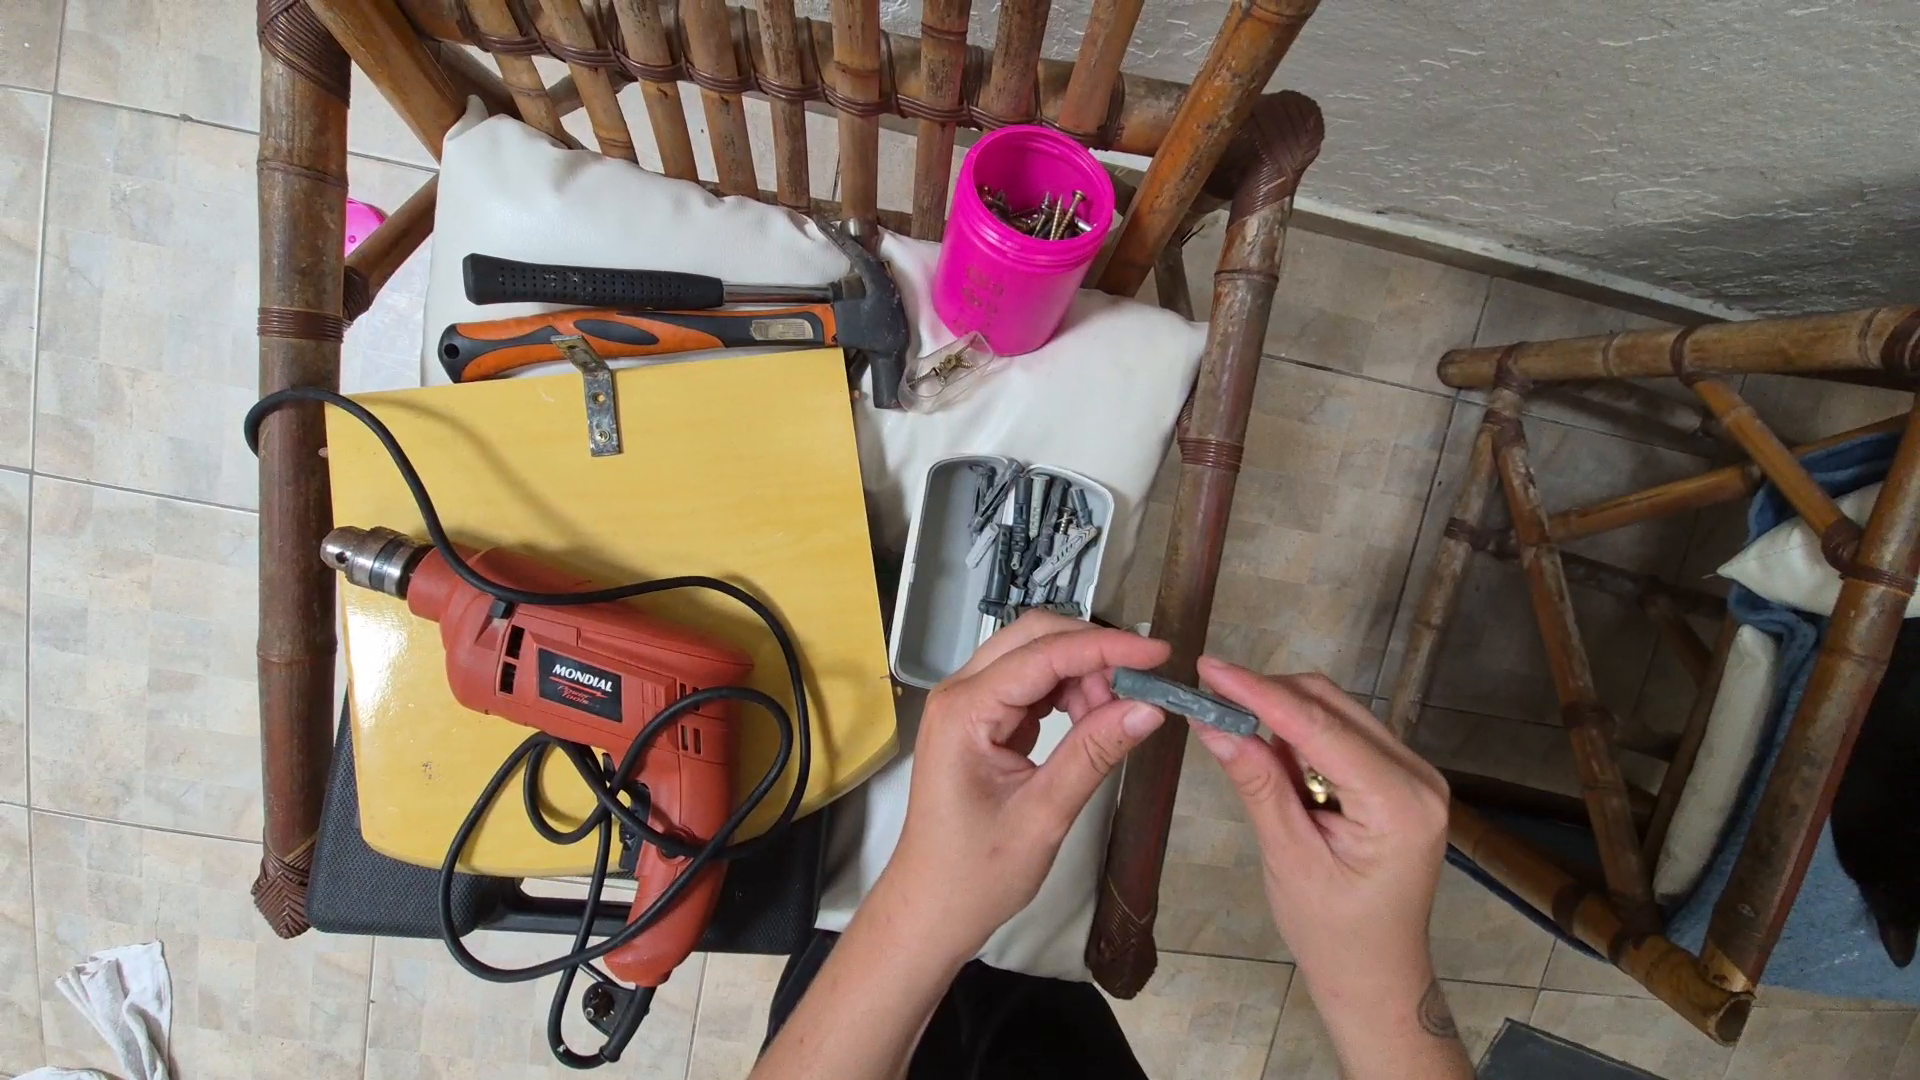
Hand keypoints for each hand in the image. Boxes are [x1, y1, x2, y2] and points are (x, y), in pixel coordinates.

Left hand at [878, 613, 1171, 962]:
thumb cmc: (977, 874)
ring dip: (1082, 673)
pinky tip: (1093, 718)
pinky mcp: (982, 718)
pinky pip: (1030, 683)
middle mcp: (960, 691)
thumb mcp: (1044, 816)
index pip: (1043, 655)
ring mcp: (968, 701)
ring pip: (1034, 656)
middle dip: (1092, 652)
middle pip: (1033, 638)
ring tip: (1117, 713)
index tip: (1159, 654)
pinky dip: (1067, 691)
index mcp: (964, 710)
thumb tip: (1149, 707)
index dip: (1105, 648)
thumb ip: (1094, 754)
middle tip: (1142, 684)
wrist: (931, 907)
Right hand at [1191, 658, 1464, 1077]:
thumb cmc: (1332, 931)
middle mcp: (1415, 775)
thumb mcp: (1288, 858)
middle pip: (1330, 705)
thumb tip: (1211, 722)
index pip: (1318, 727)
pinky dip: (1294, 727)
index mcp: (1399, 803)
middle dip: (1266, 692)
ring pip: (1332, 709)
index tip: (1208, 667)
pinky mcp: (1393, 774)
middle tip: (1207, 690)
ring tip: (1226, 715)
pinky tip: (1262, 740)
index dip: (1258, 692)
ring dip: (1278, 706)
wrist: (1375, 974)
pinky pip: (1337, 729)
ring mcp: (1409, 772)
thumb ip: (1257, 783)